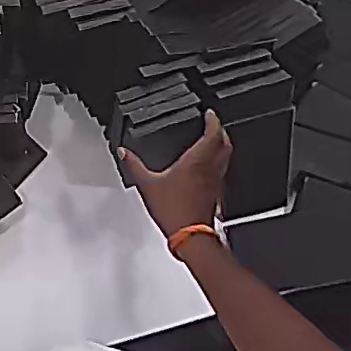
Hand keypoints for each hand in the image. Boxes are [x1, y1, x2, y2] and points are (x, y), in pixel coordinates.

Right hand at [119, 108, 232, 233]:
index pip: (212, 135)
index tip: (210, 114)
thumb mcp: (147, 184)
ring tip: (213, 140)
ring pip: (226, 157)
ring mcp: (216, 182)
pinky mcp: (217, 193)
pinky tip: (207, 166)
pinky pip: (222, 170)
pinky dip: (218, 161)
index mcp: (196, 162)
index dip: (213, 121)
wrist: (191, 236)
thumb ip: (134, 165)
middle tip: (214, 124)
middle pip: (225, 144)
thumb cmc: (174, 210)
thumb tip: (124, 152)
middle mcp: (210, 169)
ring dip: (222, 145)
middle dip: (221, 131)